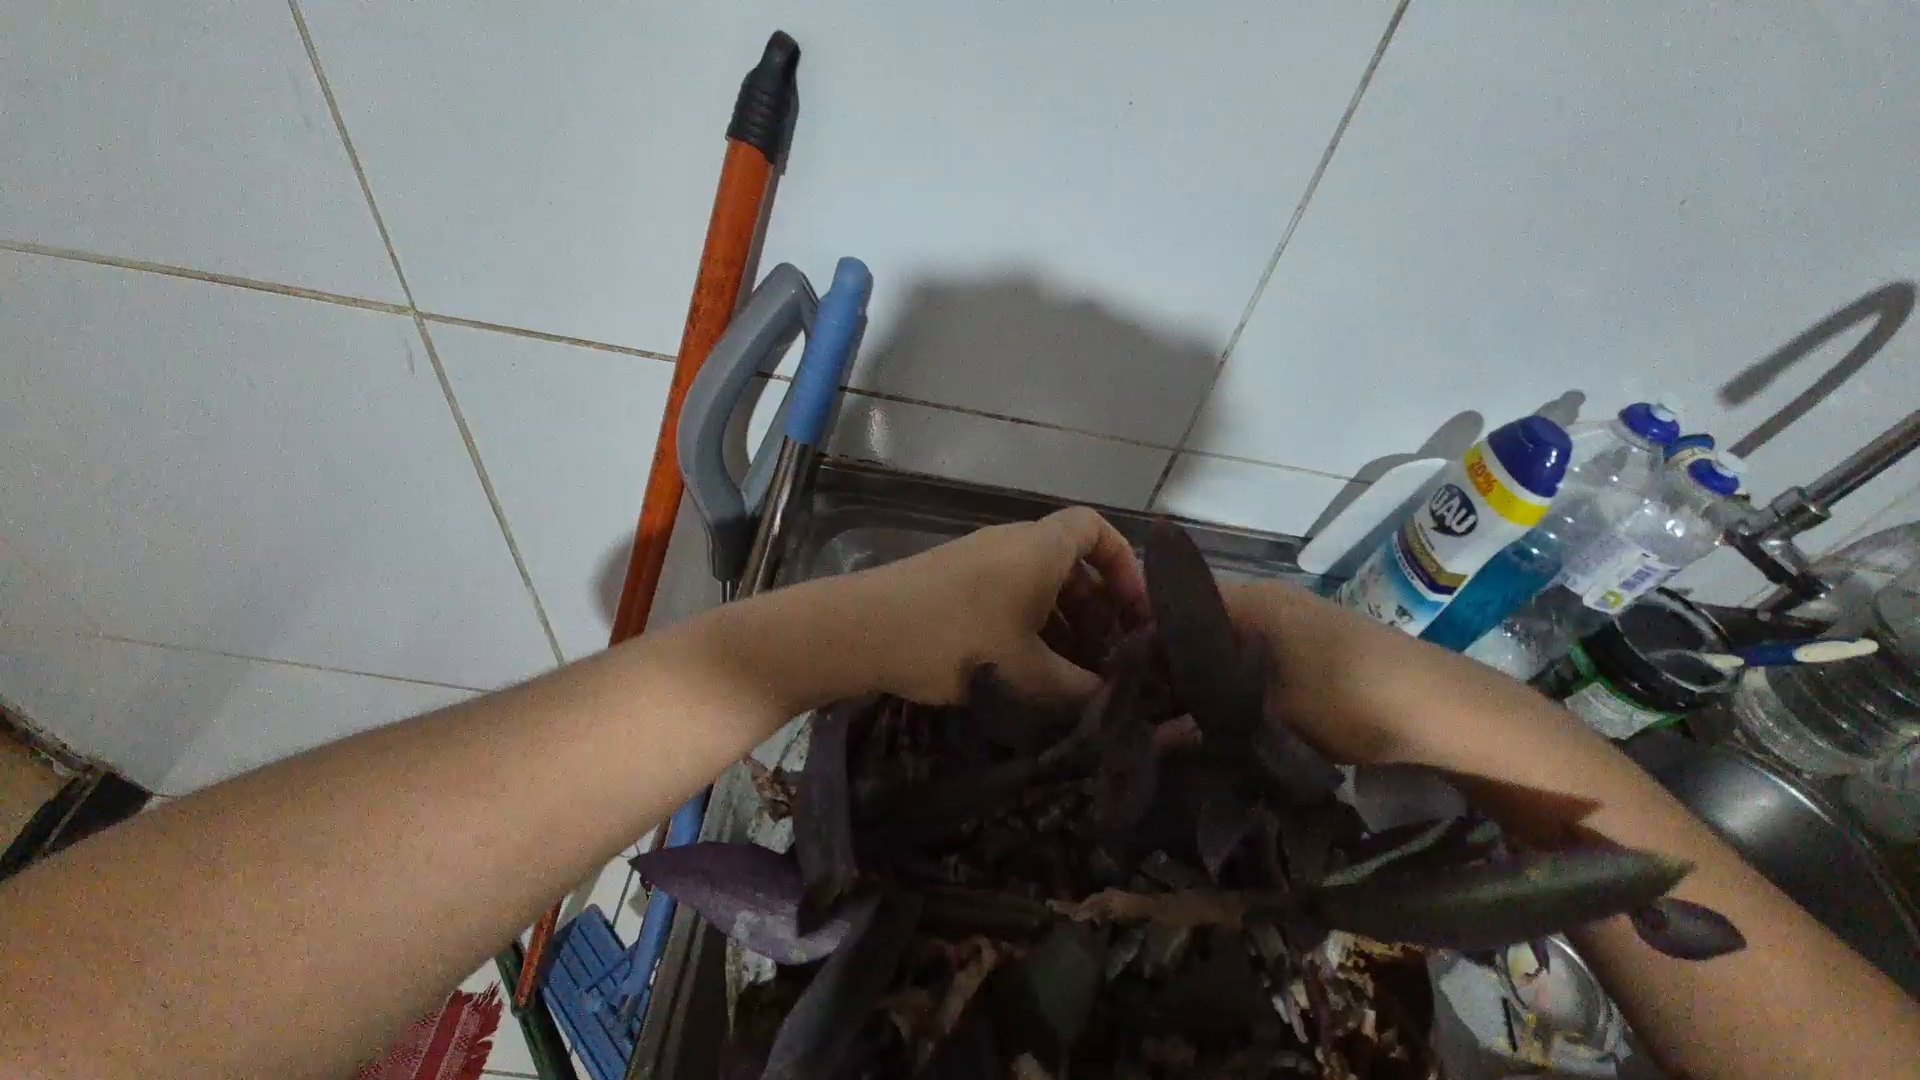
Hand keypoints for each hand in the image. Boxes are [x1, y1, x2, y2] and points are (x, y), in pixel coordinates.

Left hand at [851, 507, 1147, 703]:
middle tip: (1107, 653)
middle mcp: (1012, 542)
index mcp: (1039, 548)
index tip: (1135, 611)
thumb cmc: (955, 639)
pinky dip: (1028, 621)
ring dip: (1062, 619)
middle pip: (1070, 560)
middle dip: (1097, 605)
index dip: (1124, 564)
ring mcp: (978, 559)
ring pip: (1038, 581)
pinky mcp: (952, 581)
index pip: (1096, 528)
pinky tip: (1024, 666)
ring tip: (1070, 669)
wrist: (862, 630)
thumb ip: (1077, 689)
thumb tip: (1113, 703)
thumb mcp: (1026, 672)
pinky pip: (1008, 592)